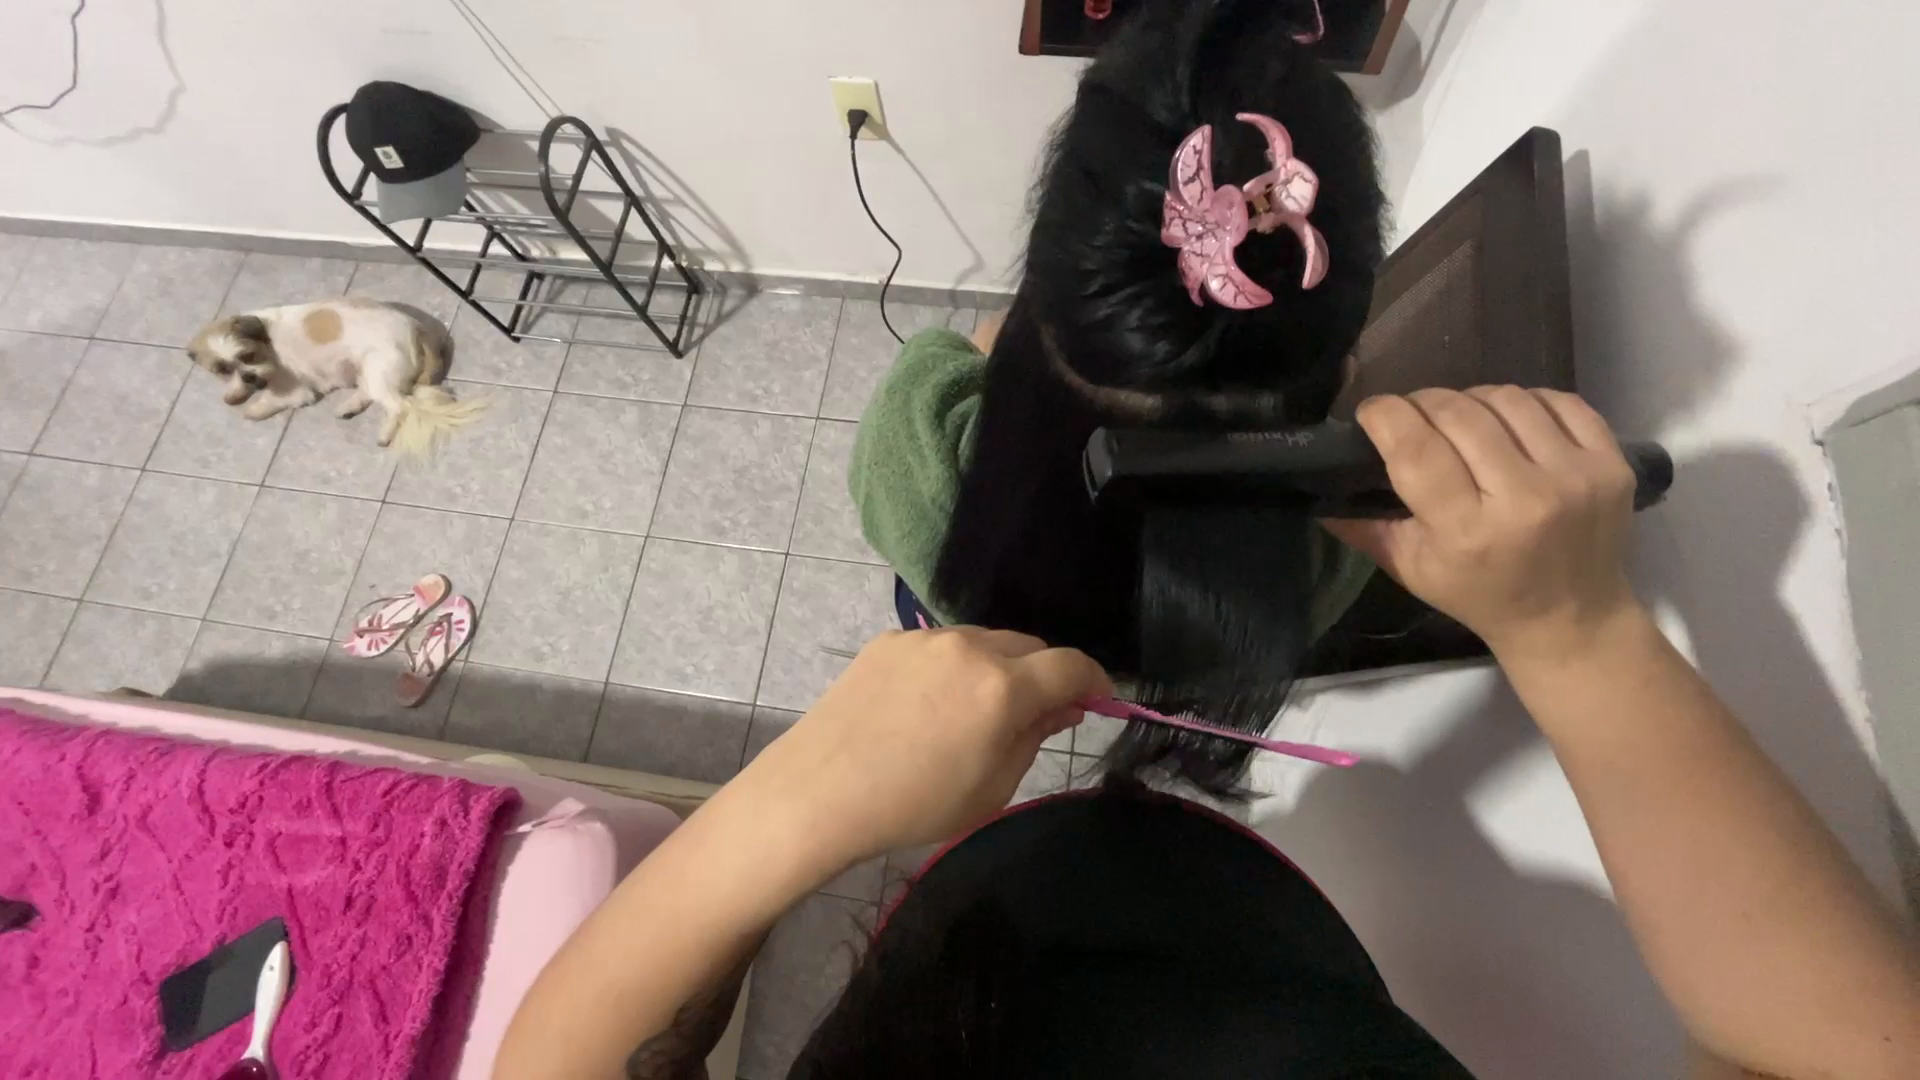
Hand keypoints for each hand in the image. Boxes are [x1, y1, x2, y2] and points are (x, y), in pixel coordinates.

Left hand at [732, 627, 1110, 871]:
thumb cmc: (914, 805)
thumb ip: (1036, 736)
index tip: (1097, 699)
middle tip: (1035, 714)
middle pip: (1029, 646)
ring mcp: (925, 638)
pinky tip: (927, 705)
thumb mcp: (992, 788)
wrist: (819, 791)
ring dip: (998, 667)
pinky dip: (954, 666)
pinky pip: (941, 646)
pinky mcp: (889, 639)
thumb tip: (1064, 705)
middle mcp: (969, 647)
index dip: (1095, 680)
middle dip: (1044, 674)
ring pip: (985, 641)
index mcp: (1003, 688)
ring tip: (974, 711)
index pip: (1071, 665)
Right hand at [1322, 387, 1644, 663]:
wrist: (1571, 616)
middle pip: (1458, 413)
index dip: (1386, 416)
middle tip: (1408, 415)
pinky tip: (1504, 420)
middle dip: (1421, 403)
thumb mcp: (1410, 568)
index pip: (1416, 449)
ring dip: (1468, 399)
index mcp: (1466, 530)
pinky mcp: (1611, 462)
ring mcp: (1575, 476)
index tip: (1371, 412)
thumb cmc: (1477, 594)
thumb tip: (1317, 489)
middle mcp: (1524, 498)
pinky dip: (1521, 400)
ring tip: (1456, 417)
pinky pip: (1557, 401)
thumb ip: (1363, 527)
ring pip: (1505, 398)